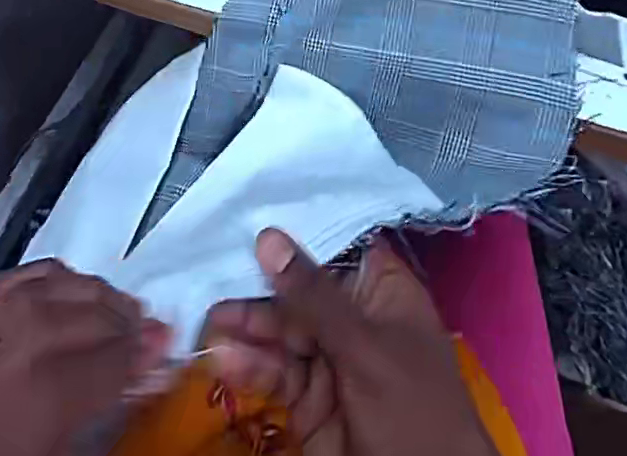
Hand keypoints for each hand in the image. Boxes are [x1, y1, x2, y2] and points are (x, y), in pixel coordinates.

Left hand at [0, 259, 171, 455]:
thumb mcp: (62, 448)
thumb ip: (104, 406)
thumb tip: (146, 373)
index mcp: (40, 394)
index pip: (106, 361)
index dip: (141, 351)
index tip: (165, 343)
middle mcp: (14, 346)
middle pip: (85, 315)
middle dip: (123, 320)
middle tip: (149, 325)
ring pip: (56, 286)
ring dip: (93, 292)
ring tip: (118, 305)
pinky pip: (19, 277)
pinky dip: (49, 275)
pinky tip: (68, 283)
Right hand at [199, 229, 496, 455]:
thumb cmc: (414, 416)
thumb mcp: (366, 351)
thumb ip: (314, 295)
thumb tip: (267, 236)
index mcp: (380, 291)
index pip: (332, 242)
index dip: (292, 228)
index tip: (246, 211)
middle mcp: (352, 316)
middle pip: (295, 286)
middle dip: (255, 284)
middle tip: (212, 275)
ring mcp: (329, 357)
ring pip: (278, 327)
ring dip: (245, 325)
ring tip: (211, 323)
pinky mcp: (308, 395)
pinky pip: (272, 368)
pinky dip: (248, 364)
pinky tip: (223, 359)